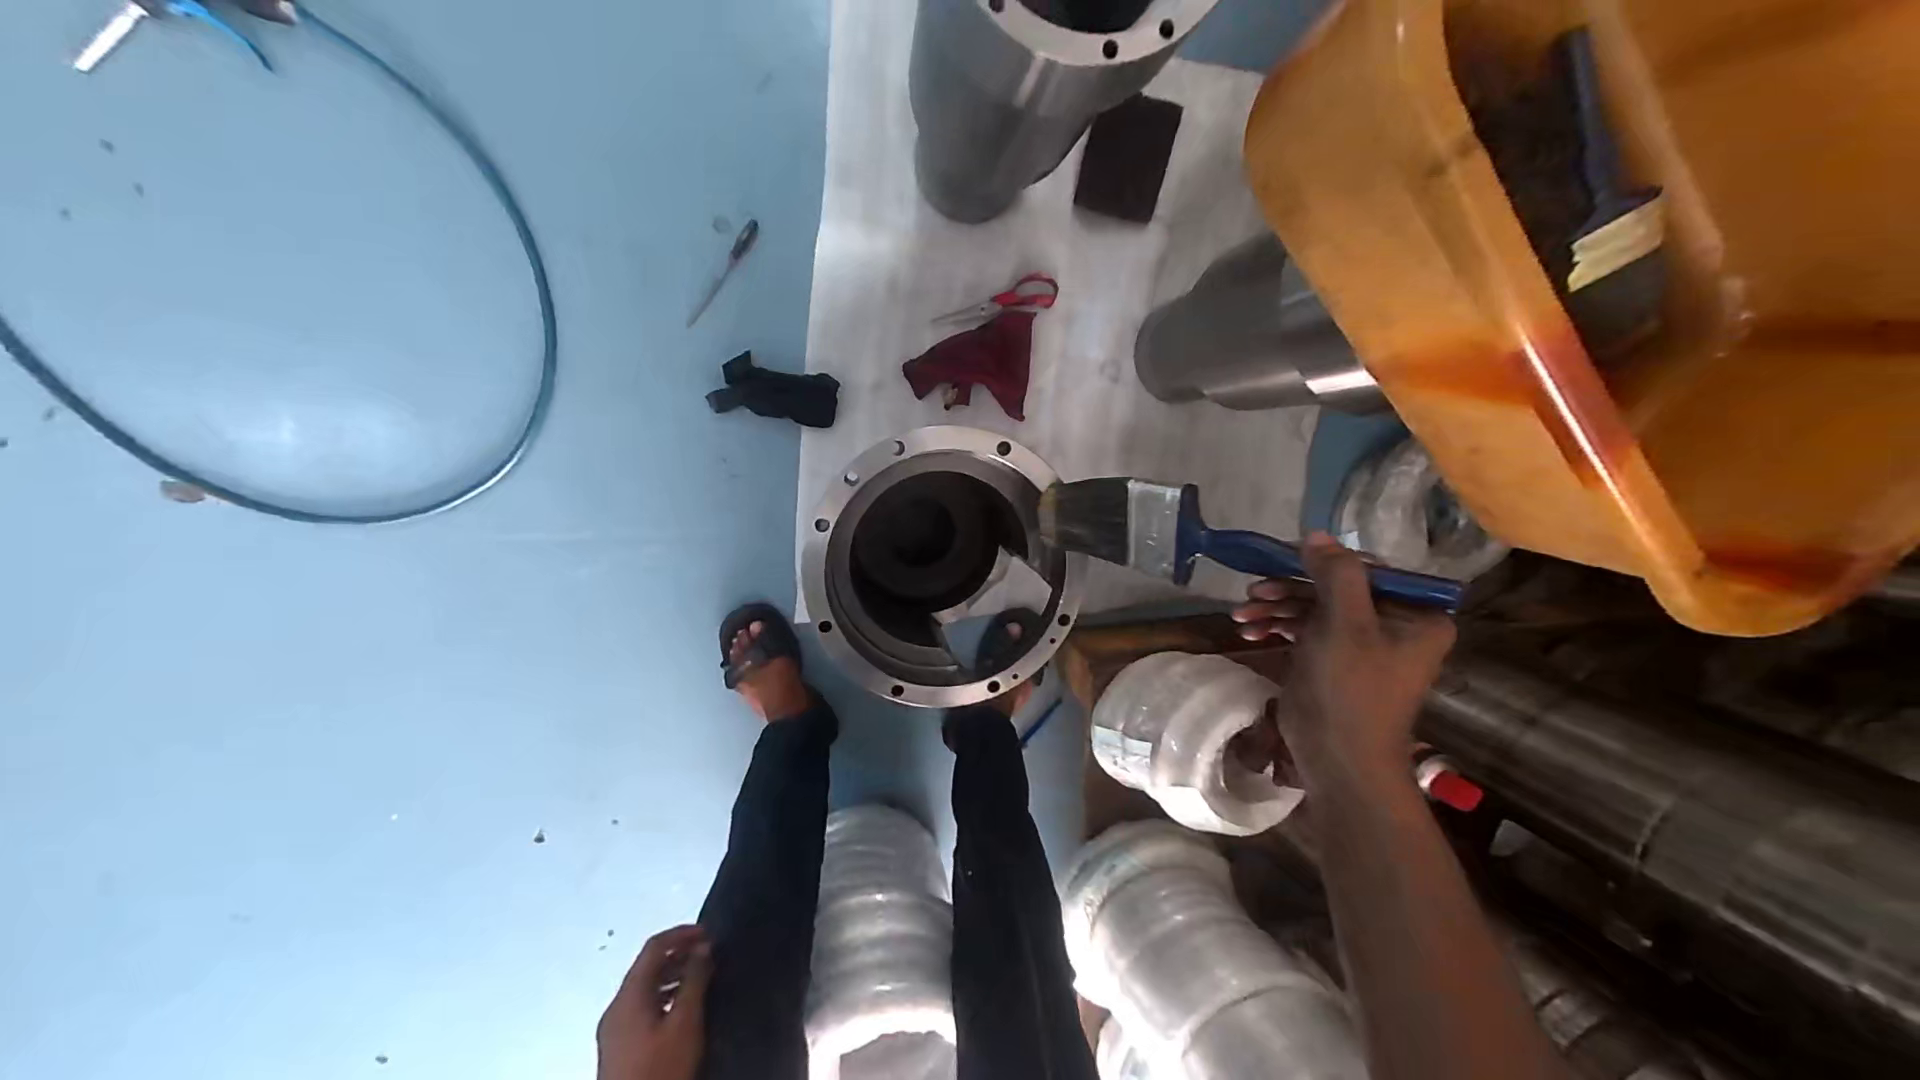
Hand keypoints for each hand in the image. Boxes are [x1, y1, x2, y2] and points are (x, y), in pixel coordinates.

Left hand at [597, 924, 712, 1079]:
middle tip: (708, 954)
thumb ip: (694, 979)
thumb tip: (703, 946)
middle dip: (678, 953)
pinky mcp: (617, 1048)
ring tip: (701, 977)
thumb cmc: (661, 1070)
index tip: (709, 934)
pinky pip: (640, 1006)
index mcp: (629, 996)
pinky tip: (682, 1008)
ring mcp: (613, 1030)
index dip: (681, 934)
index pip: (653, 947)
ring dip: (672, 974)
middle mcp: (616, 1007)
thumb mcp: (685, 1022)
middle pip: (646, 966)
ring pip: (644, 987)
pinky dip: (663, 995)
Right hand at [1231, 532, 1455, 786]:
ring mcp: (1361, 644)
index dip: (1324, 565)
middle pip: (1334, 588)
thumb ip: (1336, 574)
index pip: (1369, 570)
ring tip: (1242, 616)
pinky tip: (1249, 632)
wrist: (1337, 759)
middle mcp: (1393, 625)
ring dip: (1276, 609)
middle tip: (1253, 592)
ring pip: (1314, 608)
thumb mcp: (1345, 625)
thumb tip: (1316, 534)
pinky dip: (1277, 627)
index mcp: (1416, 616)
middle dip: (1289, 590)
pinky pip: (1305, 630)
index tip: (1284, 564)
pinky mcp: (1333, 660)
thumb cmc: (1350, 690)